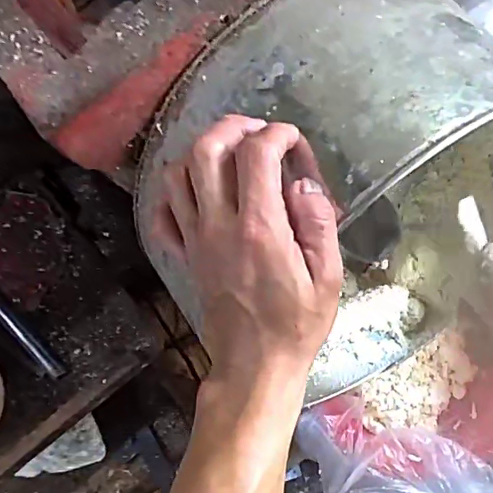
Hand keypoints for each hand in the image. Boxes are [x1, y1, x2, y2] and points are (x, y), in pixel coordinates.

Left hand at [150, 115, 342, 389]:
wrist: (255, 365)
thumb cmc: (297, 325)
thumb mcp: (328, 278)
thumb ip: (319, 224)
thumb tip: (303, 185)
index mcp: (260, 228)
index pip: (257, 155)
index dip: (277, 134)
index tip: (293, 141)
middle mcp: (219, 226)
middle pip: (207, 151)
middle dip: (233, 127)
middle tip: (257, 132)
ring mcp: (196, 241)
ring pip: (178, 175)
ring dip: (201, 152)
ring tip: (228, 154)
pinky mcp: (185, 257)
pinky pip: (163, 213)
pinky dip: (174, 192)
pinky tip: (197, 192)